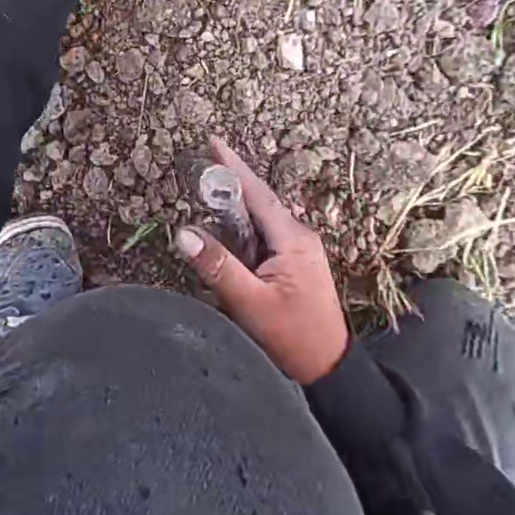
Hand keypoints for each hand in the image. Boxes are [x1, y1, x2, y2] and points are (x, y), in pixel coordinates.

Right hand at [176, 137, 349, 383]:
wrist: (329, 371)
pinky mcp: (294, 265)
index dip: (234, 168)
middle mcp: (299, 237)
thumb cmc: (293, 339)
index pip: (257, 194)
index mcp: (293, 239)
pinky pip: (264, 238)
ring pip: (260, 221)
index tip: (214, 142)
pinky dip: (243, 232)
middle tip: (203, 167)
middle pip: (259, 203)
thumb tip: (184, 234)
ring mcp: (299, 251)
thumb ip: (218, 267)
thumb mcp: (250, 303)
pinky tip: (228, 237)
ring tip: (209, 199)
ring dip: (236, 212)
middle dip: (231, 185)